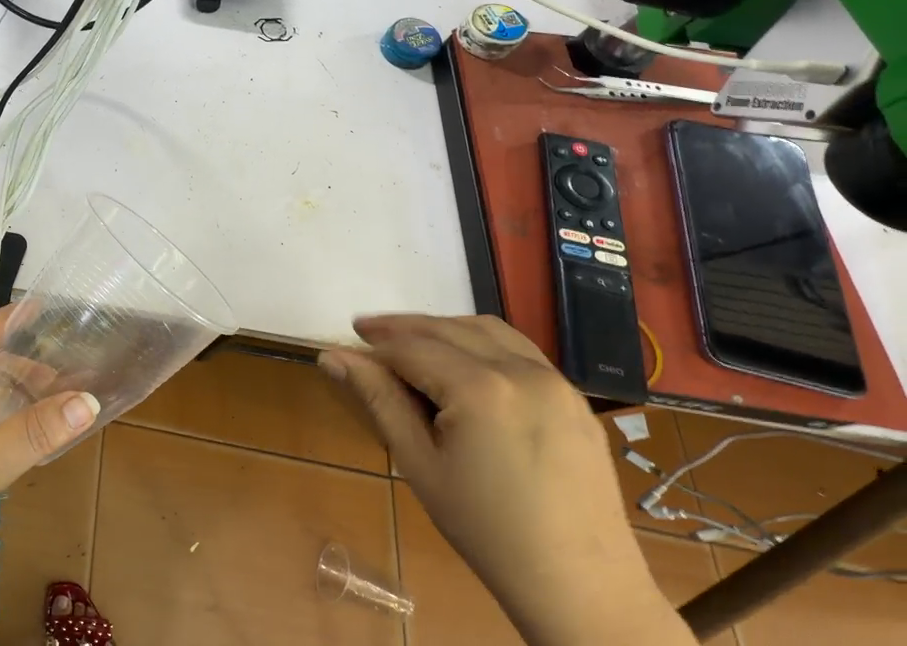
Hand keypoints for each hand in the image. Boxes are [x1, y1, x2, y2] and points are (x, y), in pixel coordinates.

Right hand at [321, 315, 692, 645]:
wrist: (580, 584)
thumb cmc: (485, 528)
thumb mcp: (418, 463)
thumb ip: (379, 399)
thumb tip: (332, 356)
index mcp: (481, 389)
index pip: (412, 348)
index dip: (375, 345)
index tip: (344, 344)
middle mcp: (522, 372)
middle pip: (449, 330)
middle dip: (404, 328)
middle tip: (366, 333)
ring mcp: (556, 384)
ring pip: (489, 331)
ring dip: (444, 329)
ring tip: (411, 342)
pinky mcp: (575, 401)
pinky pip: (521, 352)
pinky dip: (482, 344)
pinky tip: (463, 365)